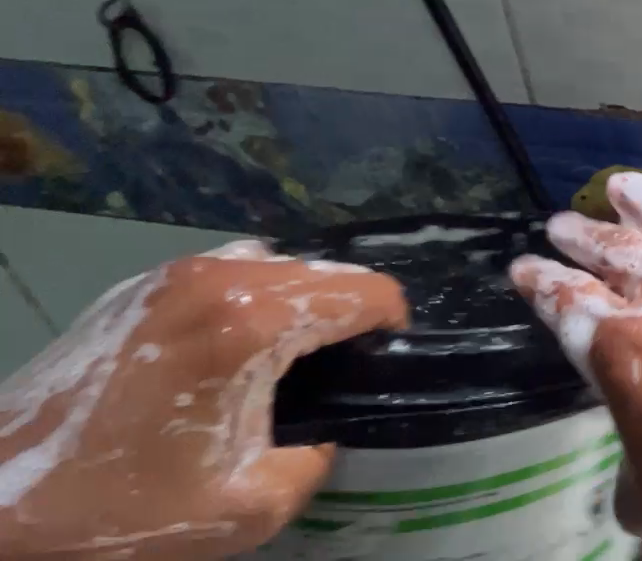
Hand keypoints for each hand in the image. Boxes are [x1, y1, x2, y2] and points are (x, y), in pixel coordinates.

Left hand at [0, 241, 407, 560]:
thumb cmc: (116, 513)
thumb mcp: (250, 508)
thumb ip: (319, 456)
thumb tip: (327, 428)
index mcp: (254, 322)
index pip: (369, 293)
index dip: (390, 326)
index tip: (377, 362)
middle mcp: (222, 279)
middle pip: (330, 273)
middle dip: (345, 315)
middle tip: (329, 369)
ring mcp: (175, 276)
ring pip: (284, 264)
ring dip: (301, 301)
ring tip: (280, 355)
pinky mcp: (139, 287)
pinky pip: (232, 271)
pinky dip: (253, 297)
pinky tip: (229, 345)